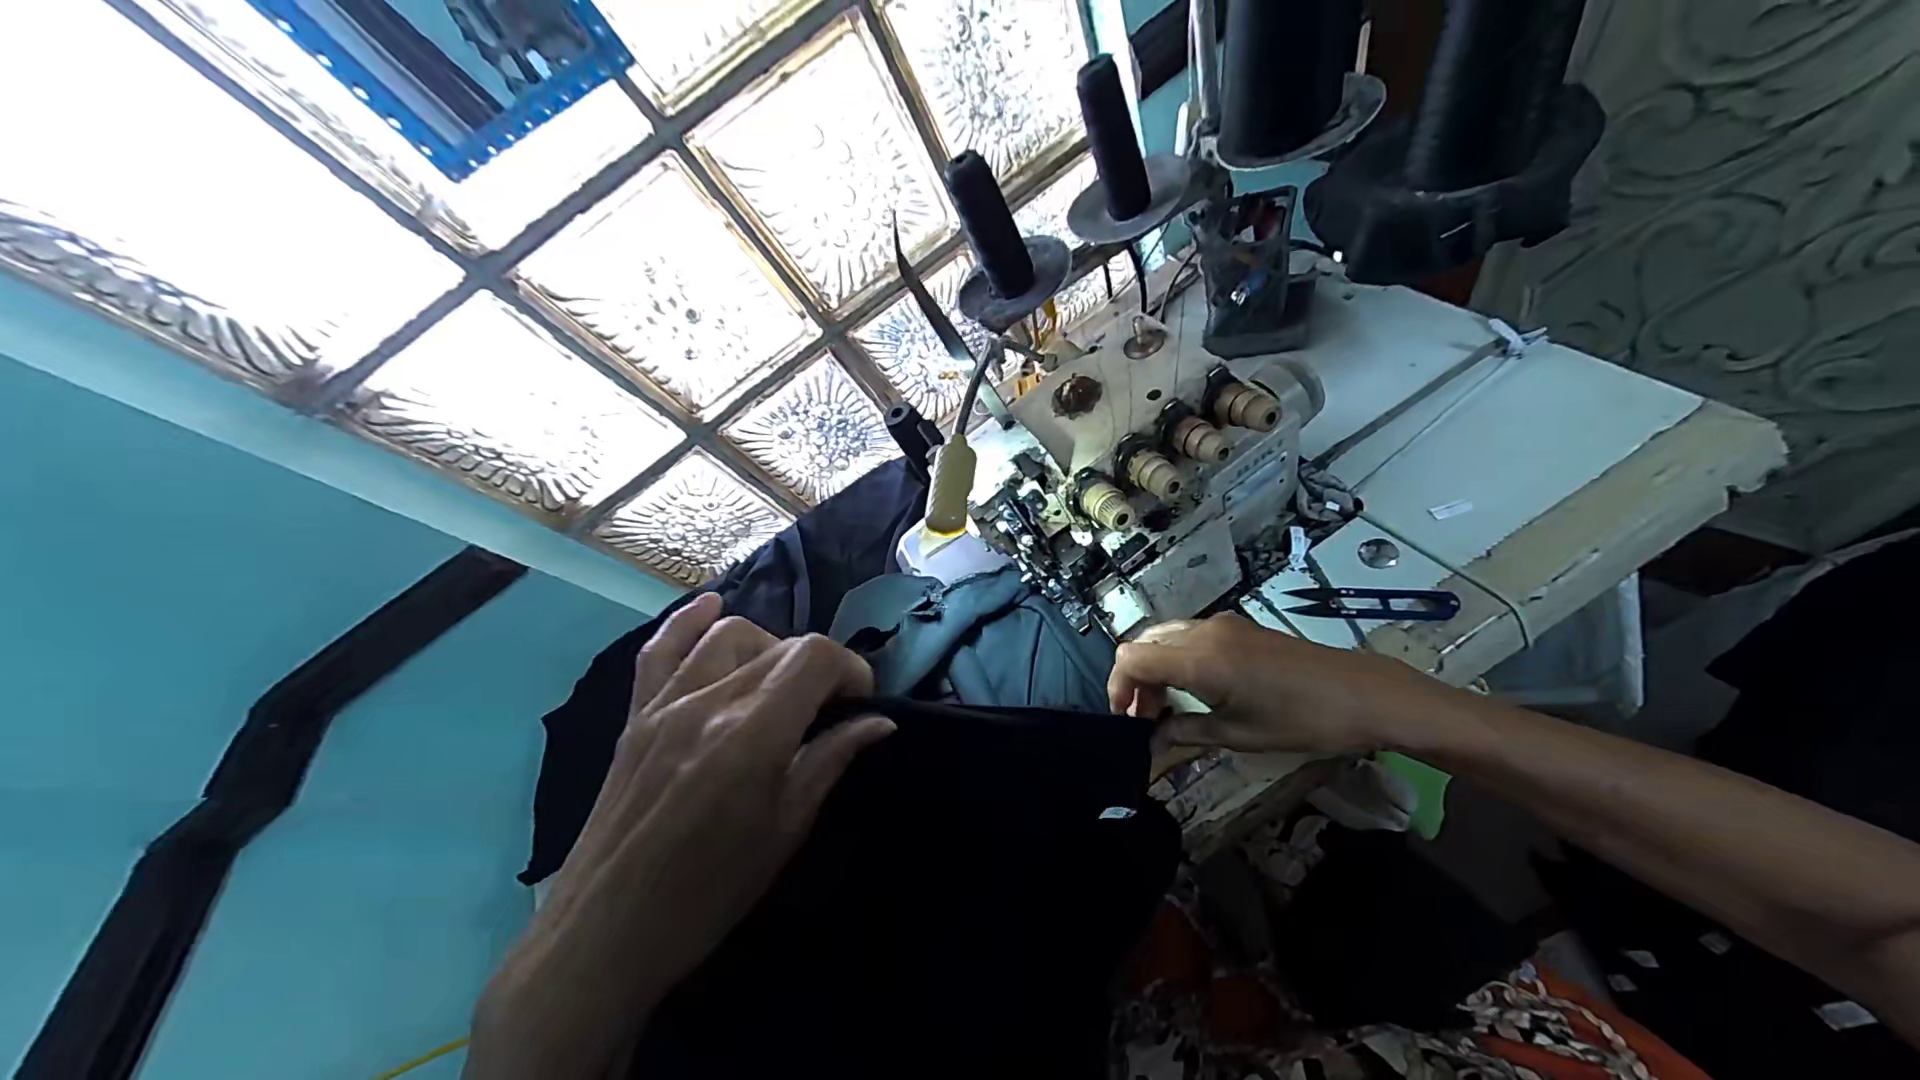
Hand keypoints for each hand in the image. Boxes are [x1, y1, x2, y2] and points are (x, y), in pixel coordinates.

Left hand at [468, 594, 893, 1077]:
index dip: (851, 669)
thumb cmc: (707, 895)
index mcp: (751, 734)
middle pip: (780, 644)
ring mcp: (665, 704)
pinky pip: (660, 650)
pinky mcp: (635, 715)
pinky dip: (689, 622)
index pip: (814, 657)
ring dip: (769, 646)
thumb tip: (878, 721)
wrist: (603, 937)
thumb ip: (830, 762)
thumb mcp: (785, 832)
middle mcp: (708, 702)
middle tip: (830, 708)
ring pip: (728, 634)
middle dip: (819, 666)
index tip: (861, 703)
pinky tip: (712, 607)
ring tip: (780, 685)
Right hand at [1108, 613, 1449, 755]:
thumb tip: (1151, 741)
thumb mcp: (1239, 734)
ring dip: (1155, 669)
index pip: (1132, 659)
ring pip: (1163, 638)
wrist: (1364, 693)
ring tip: (1166, 707)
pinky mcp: (1237, 626)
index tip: (1126, 719)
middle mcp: (1203, 632)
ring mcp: (1222, 624)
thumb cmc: (1303, 720)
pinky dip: (1176, 659)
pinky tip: (1194, 688)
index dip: (1117, 687)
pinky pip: (1188, 636)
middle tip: (1145, 718)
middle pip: (1142, 643)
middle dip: (1134, 680)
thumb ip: (1185, 732)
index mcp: (1200, 659)